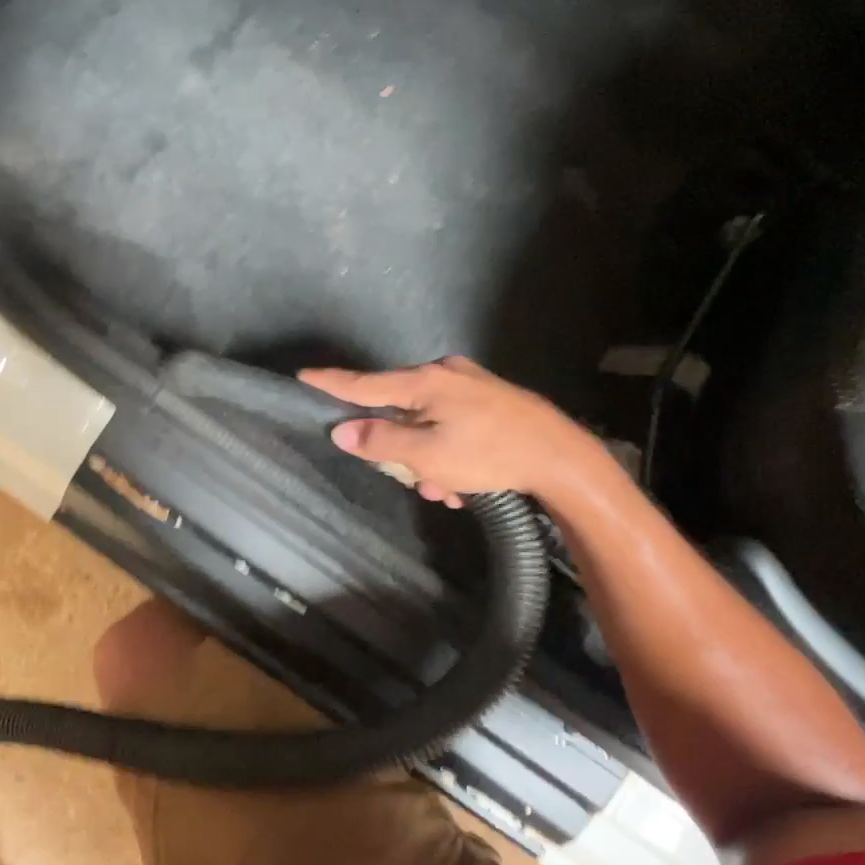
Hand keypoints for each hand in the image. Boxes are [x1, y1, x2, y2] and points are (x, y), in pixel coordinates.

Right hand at [299, 356, 602, 505]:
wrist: (562, 458)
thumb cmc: (490, 454)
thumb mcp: (428, 455)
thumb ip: (382, 442)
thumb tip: (341, 431)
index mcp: (425, 382)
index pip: (365, 384)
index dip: (332, 384)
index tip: (302, 377)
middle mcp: (445, 374)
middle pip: (398, 408)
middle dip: (400, 448)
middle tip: (416, 479)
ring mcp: (471, 384)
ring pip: (428, 423)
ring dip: (429, 458)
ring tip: (448, 490)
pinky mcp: (490, 400)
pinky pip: (452, 425)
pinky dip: (450, 452)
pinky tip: (466, 482)